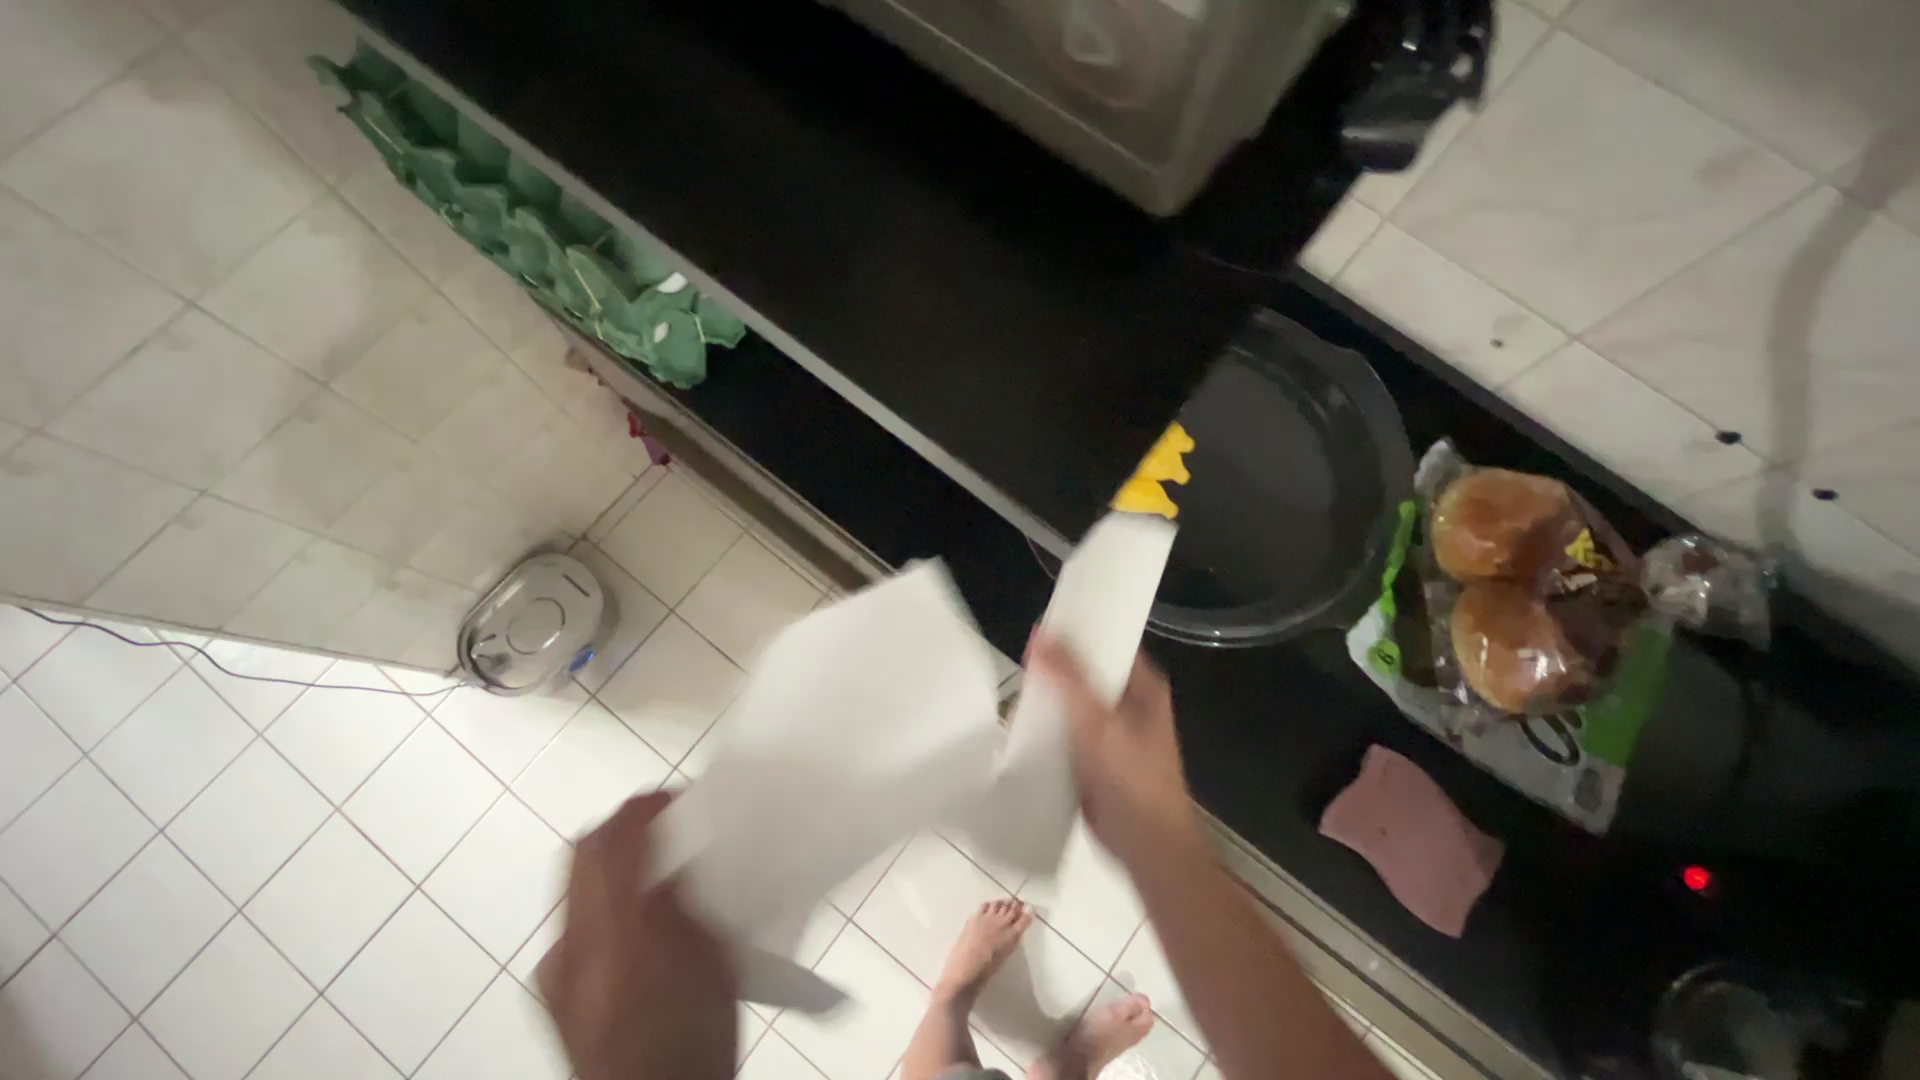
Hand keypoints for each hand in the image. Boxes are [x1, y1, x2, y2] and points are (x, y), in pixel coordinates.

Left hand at [539, 793, 735, 1079]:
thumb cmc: (695, 1039)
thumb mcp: (714, 962)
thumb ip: (689, 902)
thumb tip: (679, 857)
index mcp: (620, 933)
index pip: (614, 841)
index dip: (642, 807)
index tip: (675, 797)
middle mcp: (573, 944)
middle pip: (582, 853)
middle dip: (621, 827)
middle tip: (665, 824)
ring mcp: (556, 968)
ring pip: (575, 883)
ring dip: (612, 860)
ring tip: (655, 867)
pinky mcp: (553, 989)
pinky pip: (574, 918)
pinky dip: (602, 898)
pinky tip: (636, 920)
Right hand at [1028, 637, 1198, 860]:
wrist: (1146, 847)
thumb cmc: (1131, 779)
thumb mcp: (1098, 721)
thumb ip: (1068, 678)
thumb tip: (1040, 634)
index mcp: (1143, 686)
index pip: (1109, 640)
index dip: (1078, 630)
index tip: (1042, 625)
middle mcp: (1129, 704)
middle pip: (1086, 673)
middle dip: (1055, 671)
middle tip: (1022, 665)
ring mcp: (1112, 734)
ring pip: (1072, 705)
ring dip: (1048, 703)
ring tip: (1017, 696)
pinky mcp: (1095, 760)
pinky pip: (1066, 734)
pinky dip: (1048, 731)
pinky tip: (1023, 730)